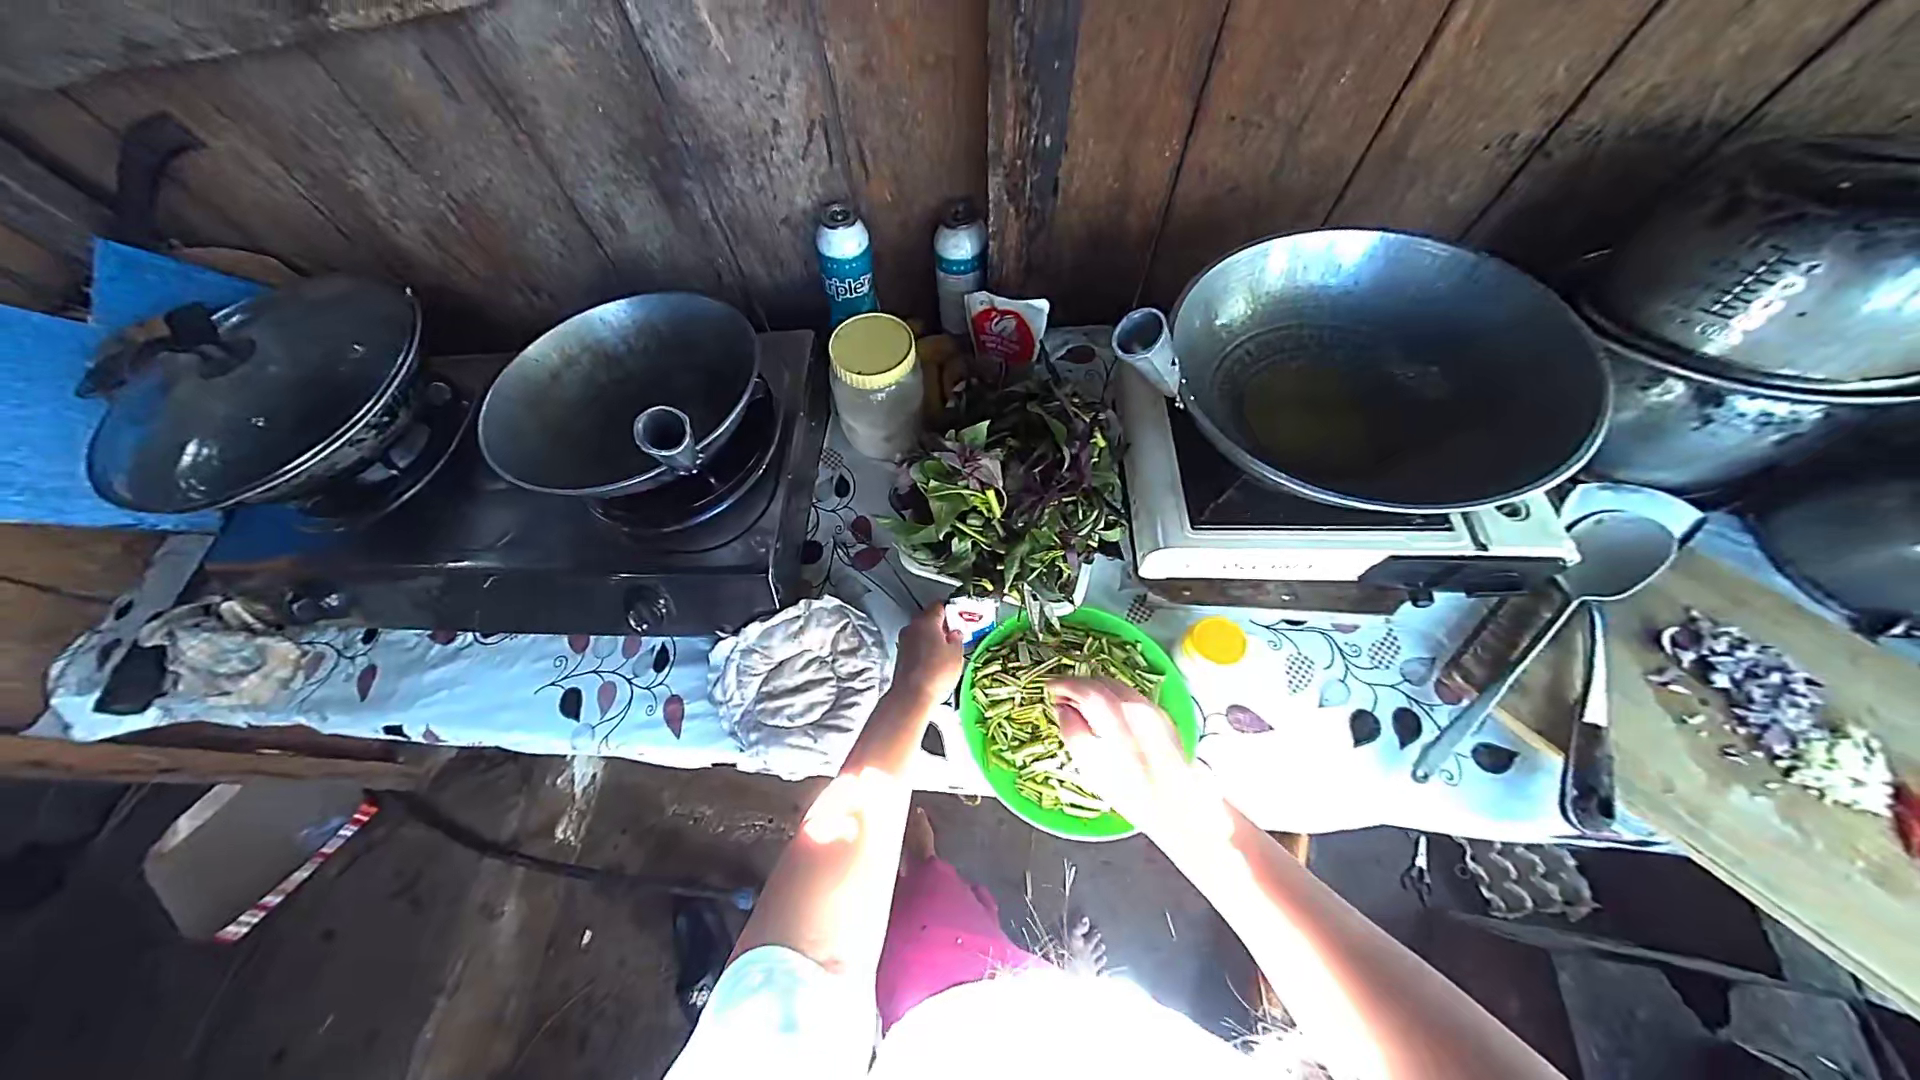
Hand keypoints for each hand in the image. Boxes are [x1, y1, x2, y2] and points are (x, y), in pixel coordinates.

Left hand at [892, 605, 962, 704]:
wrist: (912, 696)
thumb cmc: (935, 672)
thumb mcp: (956, 653)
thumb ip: (957, 638)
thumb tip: (955, 633)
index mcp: (927, 621)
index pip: (939, 605)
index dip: (950, 609)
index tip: (958, 615)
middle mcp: (912, 627)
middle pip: (928, 618)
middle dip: (941, 625)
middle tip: (955, 634)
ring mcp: (904, 641)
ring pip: (921, 633)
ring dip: (932, 638)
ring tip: (946, 650)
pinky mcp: (901, 656)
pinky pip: (915, 646)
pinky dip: (924, 649)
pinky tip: (934, 661)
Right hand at [1049, 677, 1204, 832]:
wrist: (1180, 807)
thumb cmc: (1133, 795)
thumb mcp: (1092, 770)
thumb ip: (1074, 733)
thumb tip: (1063, 709)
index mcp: (1119, 723)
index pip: (1088, 690)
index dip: (1064, 685)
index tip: (1049, 687)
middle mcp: (1139, 709)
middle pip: (1101, 683)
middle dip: (1077, 685)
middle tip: (1060, 696)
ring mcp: (1153, 710)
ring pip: (1116, 685)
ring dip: (1094, 688)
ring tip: (1079, 703)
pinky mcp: (1162, 714)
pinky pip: (1129, 694)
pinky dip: (1111, 695)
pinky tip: (1103, 711)